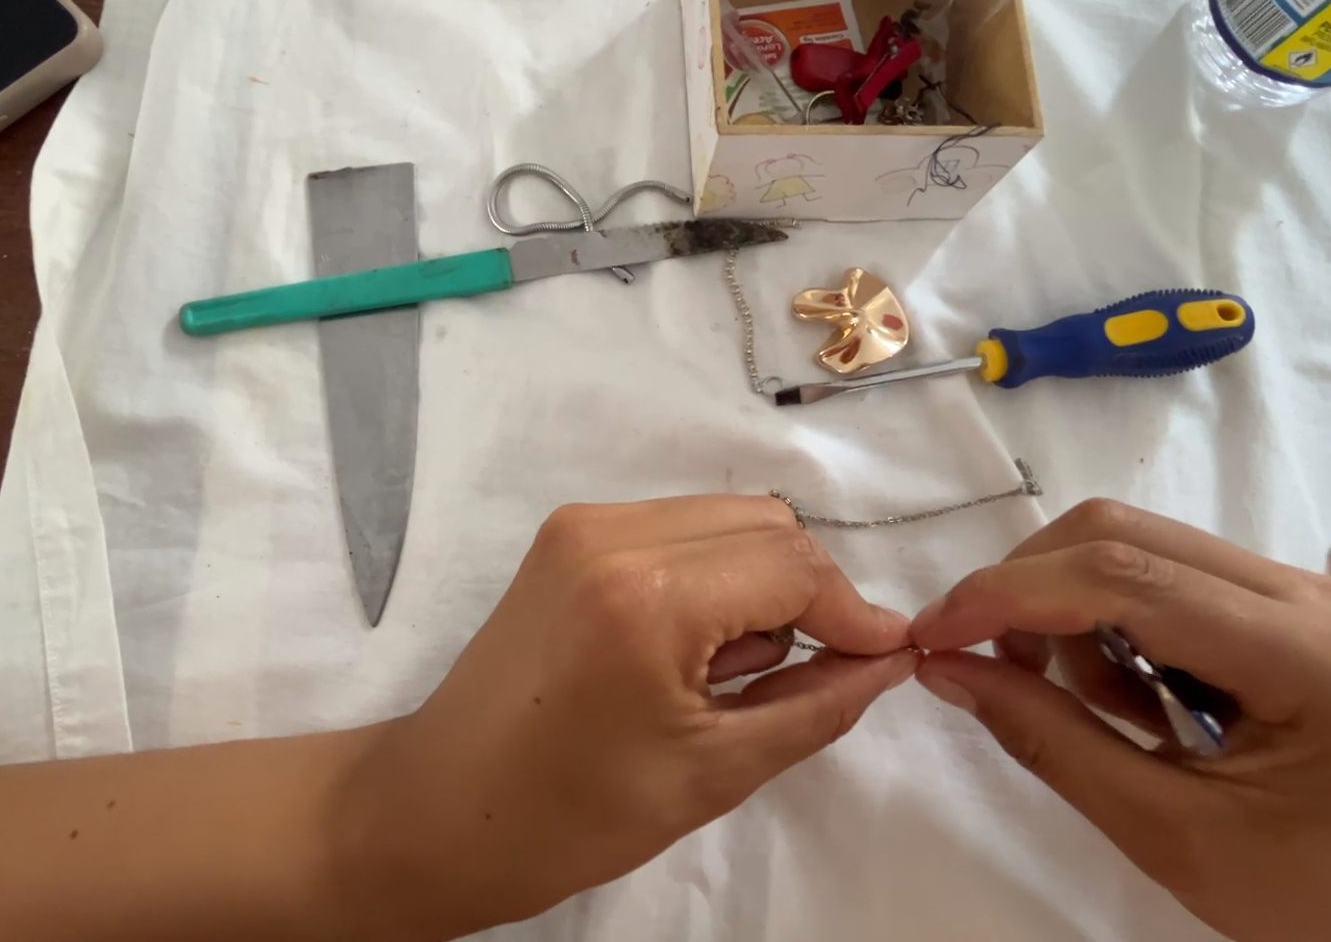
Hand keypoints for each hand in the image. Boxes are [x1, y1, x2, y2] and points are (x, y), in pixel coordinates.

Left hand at [343, 496, 916, 938]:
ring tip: (728, 663)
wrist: (441, 806)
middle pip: (765, 524)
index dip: (852, 611)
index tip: (884, 656)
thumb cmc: (574, 814)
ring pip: (725, 517)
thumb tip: (888, 659)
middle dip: (807, 591)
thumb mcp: (715, 771)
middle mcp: (615, 531)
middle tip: (799, 668)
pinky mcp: (570, 530)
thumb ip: (818, 703)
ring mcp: (585, 521)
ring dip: (758, 577)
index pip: (793, 565)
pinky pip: (679, 525)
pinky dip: (711, 569)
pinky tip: (689, 636)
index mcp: (650, 594)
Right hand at [910, 500, 1330, 941]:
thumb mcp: (1161, 832)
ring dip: (1062, 604)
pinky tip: (1122, 684)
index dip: (1009, 594)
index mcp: (1312, 661)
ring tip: (1086, 698)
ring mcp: (1297, 585)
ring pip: (1123, 539)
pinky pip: (1147, 564)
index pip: (1124, 580)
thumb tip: (940, 666)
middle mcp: (1310, 595)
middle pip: (1116, 533)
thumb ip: (1044, 736)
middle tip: (997, 664)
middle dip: (1026, 589)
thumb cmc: (1302, 896)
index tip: (935, 634)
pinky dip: (1096, 612)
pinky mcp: (1271, 593)